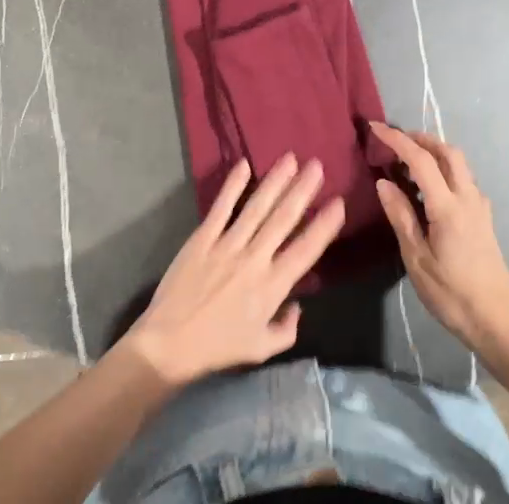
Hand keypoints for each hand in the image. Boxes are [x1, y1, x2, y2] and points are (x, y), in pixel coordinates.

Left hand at [120, 157, 345, 386]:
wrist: (170, 342)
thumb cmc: (218, 348)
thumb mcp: (263, 349)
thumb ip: (287, 328)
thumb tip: (297, 305)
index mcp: (272, 287)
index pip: (306, 250)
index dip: (324, 226)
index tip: (338, 203)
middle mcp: (253, 260)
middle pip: (283, 219)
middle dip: (302, 191)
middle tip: (317, 166)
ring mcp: (226, 246)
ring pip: (256, 208)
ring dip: (275, 181)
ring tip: (290, 159)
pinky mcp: (201, 239)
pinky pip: (220, 208)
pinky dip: (233, 186)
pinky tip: (244, 165)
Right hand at [372, 123, 508, 358]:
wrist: (497, 323)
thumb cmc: (451, 294)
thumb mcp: (416, 258)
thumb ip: (400, 216)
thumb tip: (384, 182)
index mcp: (449, 208)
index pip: (422, 160)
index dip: (397, 140)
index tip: (375, 129)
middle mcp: (469, 200)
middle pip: (449, 153)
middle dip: (421, 139)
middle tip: (394, 140)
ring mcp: (480, 210)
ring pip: (460, 166)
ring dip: (434, 154)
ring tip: (405, 163)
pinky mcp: (484, 221)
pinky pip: (463, 182)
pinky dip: (444, 172)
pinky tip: (427, 190)